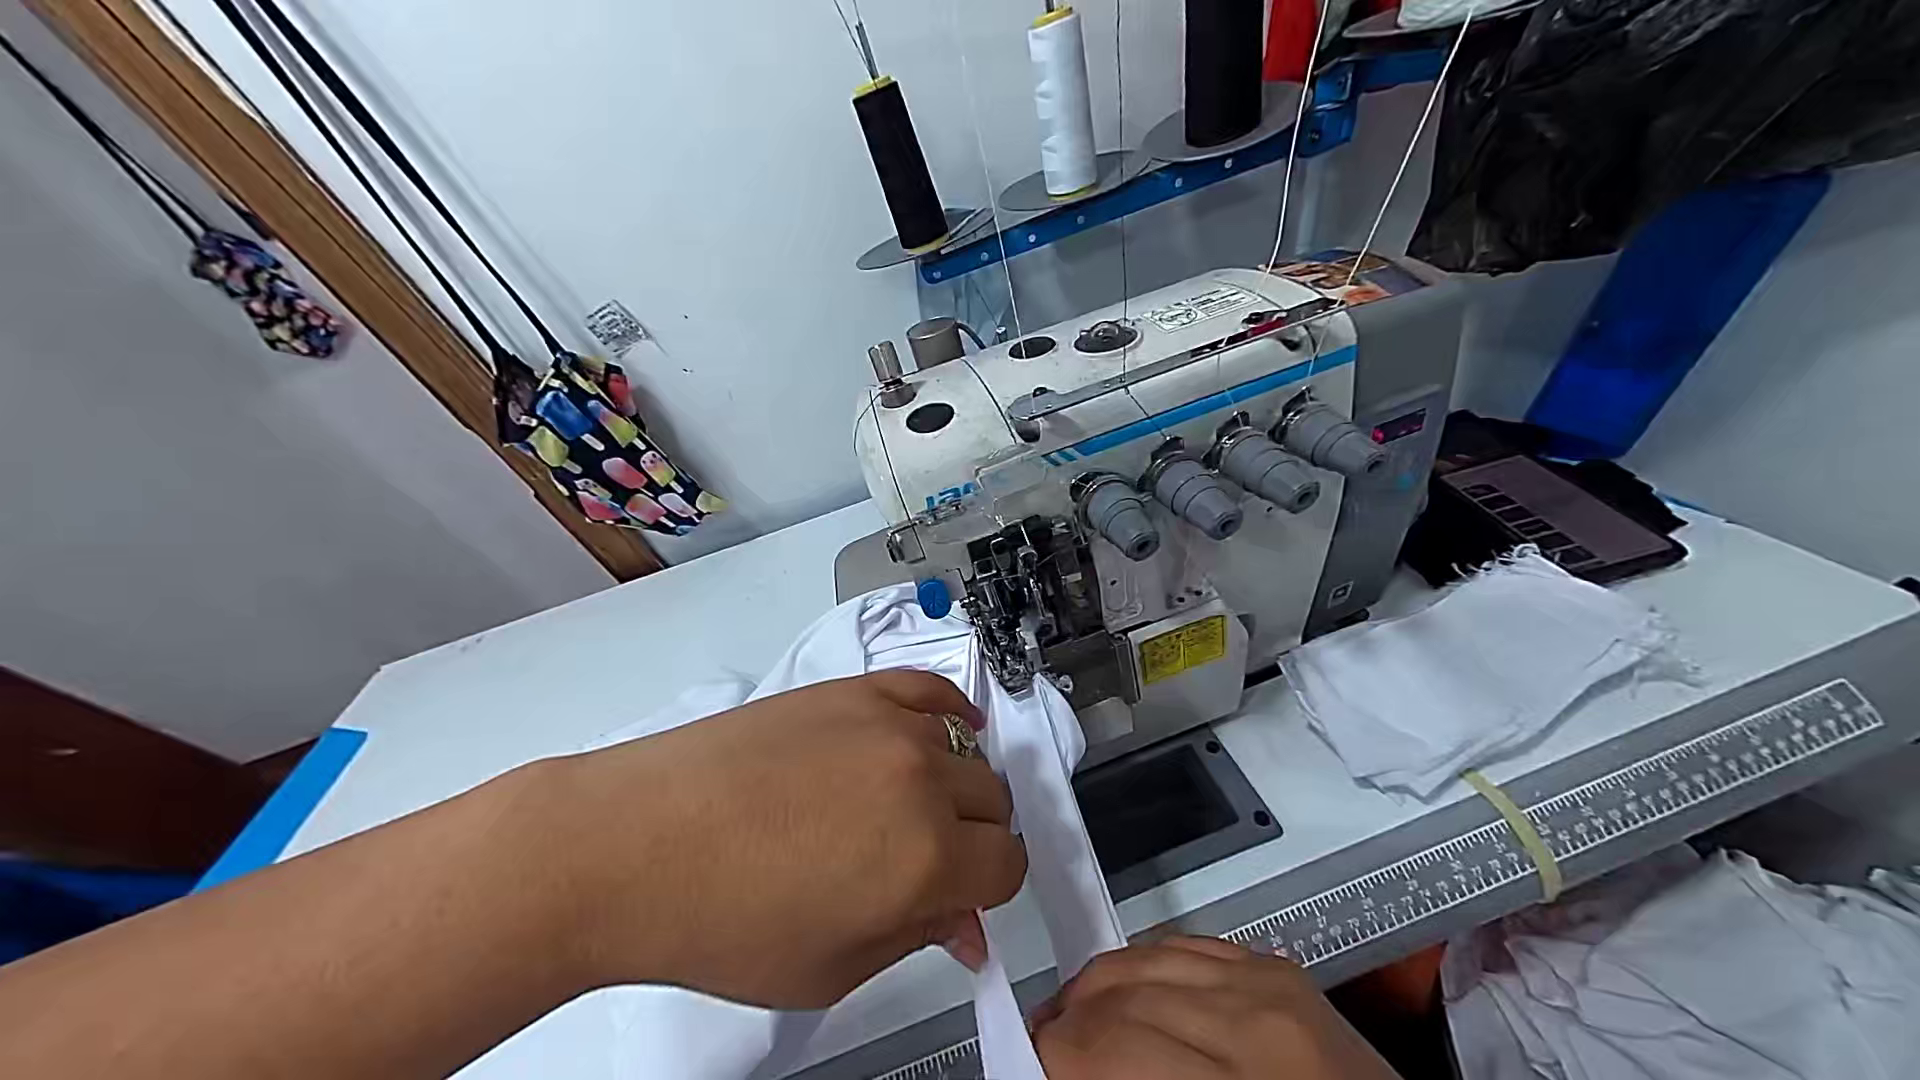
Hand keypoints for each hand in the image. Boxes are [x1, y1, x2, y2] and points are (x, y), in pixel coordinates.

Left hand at [520, 670, 1025, 1008]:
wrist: (640, 841)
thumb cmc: (720, 920)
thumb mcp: (829, 968)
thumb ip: (915, 938)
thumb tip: (963, 927)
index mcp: (927, 859)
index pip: (1007, 863)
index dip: (988, 888)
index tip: (965, 893)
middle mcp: (922, 781)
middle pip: (992, 801)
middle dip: (974, 836)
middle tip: (931, 855)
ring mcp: (890, 725)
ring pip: (967, 748)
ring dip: (955, 781)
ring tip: (910, 803)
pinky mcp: (856, 691)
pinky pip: (930, 687)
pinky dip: (950, 709)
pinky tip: (947, 727)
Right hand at [1032, 938, 1401, 1079]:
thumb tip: (1064, 1069)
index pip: (1113, 1047)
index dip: (1057, 1053)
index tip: (1034, 1063)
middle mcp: (1255, 1023)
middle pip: (1121, 996)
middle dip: (1069, 1021)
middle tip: (1046, 1044)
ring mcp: (1269, 982)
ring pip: (1142, 959)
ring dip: (1096, 988)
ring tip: (1078, 1017)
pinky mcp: (1276, 966)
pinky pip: (1182, 945)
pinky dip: (1141, 967)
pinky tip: (1129, 994)